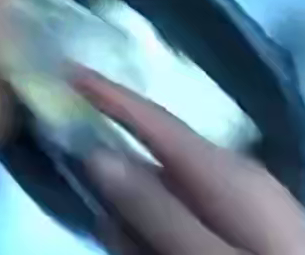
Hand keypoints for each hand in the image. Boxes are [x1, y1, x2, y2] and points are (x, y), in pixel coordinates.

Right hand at [75, 72, 304, 254]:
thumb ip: (152, 210)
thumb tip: (94, 151)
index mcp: (230, 174)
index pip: (150, 117)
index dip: (102, 91)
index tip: (57, 67)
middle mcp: (236, 180)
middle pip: (151, 158)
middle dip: (113, 177)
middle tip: (80, 194)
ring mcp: (245, 213)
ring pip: (164, 196)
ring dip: (133, 216)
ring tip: (117, 239)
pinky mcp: (248, 239)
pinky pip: (185, 222)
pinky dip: (157, 235)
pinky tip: (143, 249)